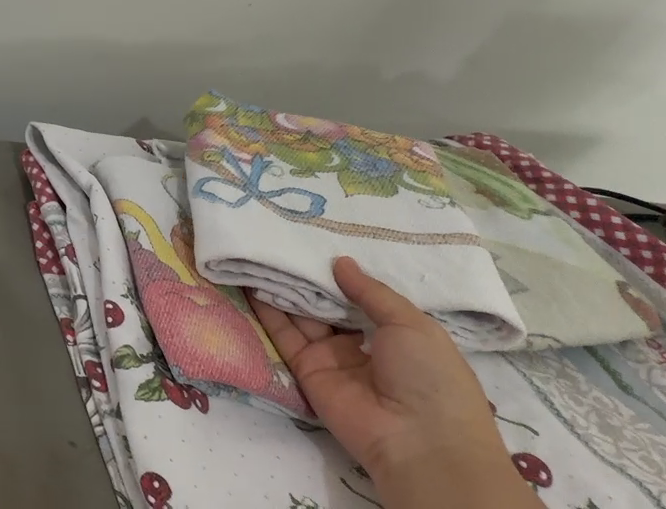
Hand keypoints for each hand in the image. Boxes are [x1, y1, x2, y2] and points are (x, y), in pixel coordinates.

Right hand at [247, 257, 539, 508]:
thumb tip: (339, 261)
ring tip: (255, 249)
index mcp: (397, 335)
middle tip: (278, 237)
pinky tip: (248, 279)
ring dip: (280, 285)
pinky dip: (264, 308)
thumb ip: (372, 292)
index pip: (361, 297)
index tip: (318, 239)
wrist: (418, 441)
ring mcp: (331, 356)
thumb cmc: (431, 380)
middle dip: (306, 274)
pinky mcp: (304, 368)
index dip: (342, 272)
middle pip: (326, 302)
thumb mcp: (414, 326)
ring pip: (300, 313)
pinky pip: (282, 333)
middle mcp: (361, 343)